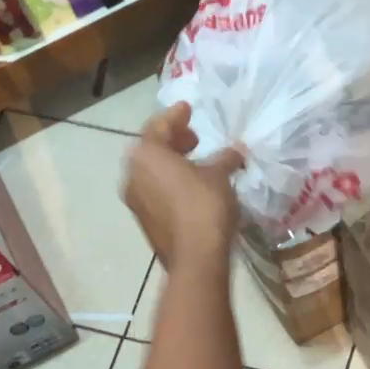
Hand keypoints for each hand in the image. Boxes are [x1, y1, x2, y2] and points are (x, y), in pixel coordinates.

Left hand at [122, 103, 243, 270]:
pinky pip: (156, 195)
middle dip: (174, 142)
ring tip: (195, 167)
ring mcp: (135, 201)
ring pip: (153, 174)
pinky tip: (190, 191)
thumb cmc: (205, 207)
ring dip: (172, 167)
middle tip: (194, 140)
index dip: (177, 116)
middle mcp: (133, 174)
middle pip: (152, 150)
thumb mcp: (220, 176)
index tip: (188, 109)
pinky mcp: (145, 223)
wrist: (196, 259)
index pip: (160, 125)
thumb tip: (237, 150)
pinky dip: (170, 187)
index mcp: (146, 154)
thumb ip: (225, 158)